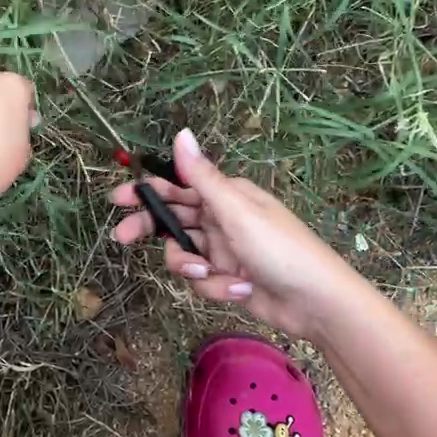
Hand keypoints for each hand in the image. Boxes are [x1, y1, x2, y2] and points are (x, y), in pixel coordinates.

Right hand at [110, 129, 368, 341]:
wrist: (318, 304)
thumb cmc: (279, 248)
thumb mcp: (236, 210)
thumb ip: (201, 176)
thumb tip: (181, 132)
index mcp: (225, 195)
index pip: (176, 186)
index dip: (145, 191)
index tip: (118, 199)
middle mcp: (221, 218)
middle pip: (172, 220)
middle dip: (150, 230)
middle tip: (122, 238)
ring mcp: (224, 250)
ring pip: (183, 252)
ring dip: (189, 265)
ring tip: (205, 273)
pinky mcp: (227, 279)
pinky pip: (202, 280)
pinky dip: (214, 286)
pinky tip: (238, 290)